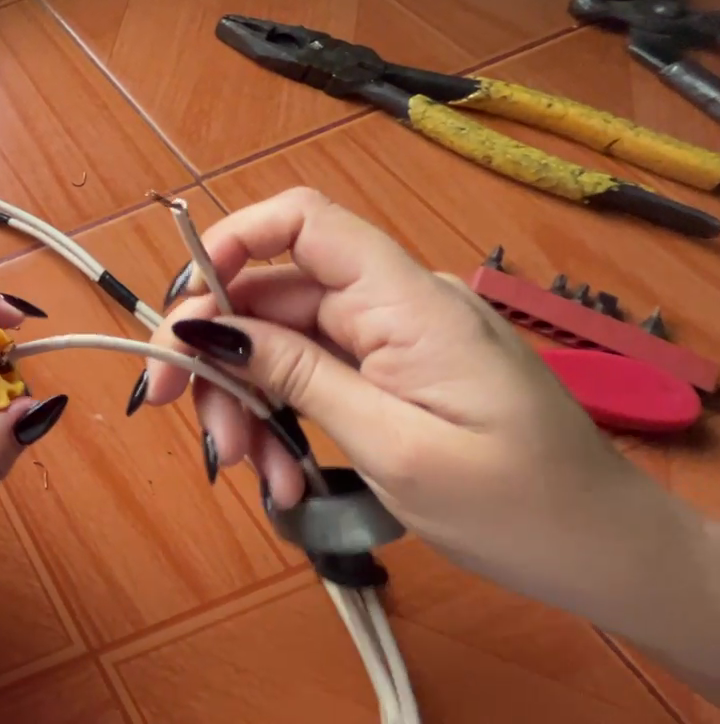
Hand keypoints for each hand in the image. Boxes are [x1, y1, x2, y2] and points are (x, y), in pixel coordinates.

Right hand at [145, 188, 712, 651]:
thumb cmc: (521, 507)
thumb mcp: (394, 445)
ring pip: (271, 343)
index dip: (230, 240)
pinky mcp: (378, 370)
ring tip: (244, 466)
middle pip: (266, 296)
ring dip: (240, 400)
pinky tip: (280, 473)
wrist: (615, 562)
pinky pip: (299, 376)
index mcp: (406, 302)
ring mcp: (381, 338)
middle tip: (169, 403)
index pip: (303, 221)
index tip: (182, 304)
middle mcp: (387, 304)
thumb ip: (296, 376)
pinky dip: (274, 419)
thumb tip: (204, 329)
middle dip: (212, 351)